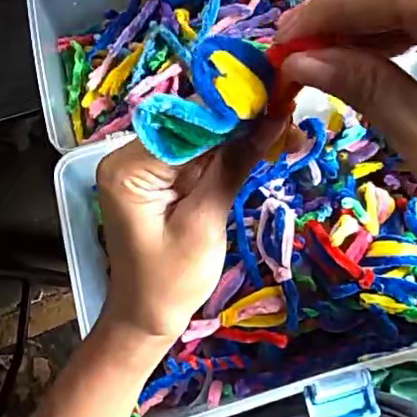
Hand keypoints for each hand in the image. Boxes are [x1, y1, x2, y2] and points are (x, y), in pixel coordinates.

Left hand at [94, 125, 280, 345]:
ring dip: (241, 134)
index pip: (185, 124)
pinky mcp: (162, 178)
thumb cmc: (170, 282)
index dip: (232, 110)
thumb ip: (233, 167)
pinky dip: (230, 153)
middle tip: (287, 111)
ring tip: (285, 125)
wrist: (146, 319)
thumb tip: (272, 119)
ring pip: (200, 138)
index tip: (275, 97)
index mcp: (128, 168)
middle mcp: (130, 157)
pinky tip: (263, 143)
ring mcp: (146, 166)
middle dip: (240, 120)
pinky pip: (199, 156)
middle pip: (192, 126)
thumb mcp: (204, 223)